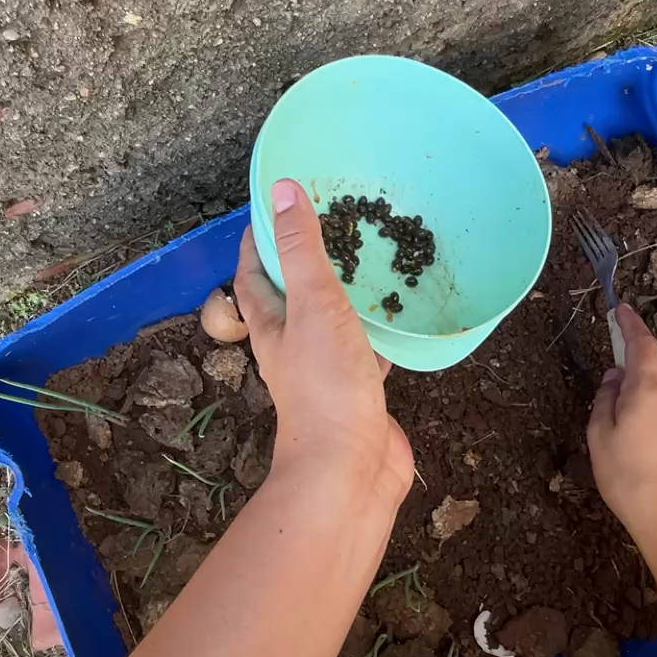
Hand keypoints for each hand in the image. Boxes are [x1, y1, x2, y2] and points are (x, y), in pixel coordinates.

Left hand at [234, 179, 414, 508]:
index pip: (254, 268)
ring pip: (333, 316)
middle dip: (309, 256)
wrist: (350, 467)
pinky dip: (380, 325)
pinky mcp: (359, 384)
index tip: (280, 200)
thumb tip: (282, 189)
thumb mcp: (312, 304)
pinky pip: (368, 344)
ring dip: (346, 289)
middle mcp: (293, 341)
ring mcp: (327, 364)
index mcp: (270, 320)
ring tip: (374, 255)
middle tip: (340, 219)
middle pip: (293, 290)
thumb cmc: (325, 384)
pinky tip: (402, 310)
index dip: (261, 234)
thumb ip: (302, 250)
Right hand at [586, 304, 656, 559]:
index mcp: (648, 391)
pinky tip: (650, 454)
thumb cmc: (630, 479)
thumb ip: (604, 401)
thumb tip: (614, 378)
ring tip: (628, 438)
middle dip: (634, 377)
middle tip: (611, 401)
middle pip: (654, 374)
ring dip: (648, 405)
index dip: (631, 324)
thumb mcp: (600, 438)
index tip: (621, 309)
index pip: (642, 345)